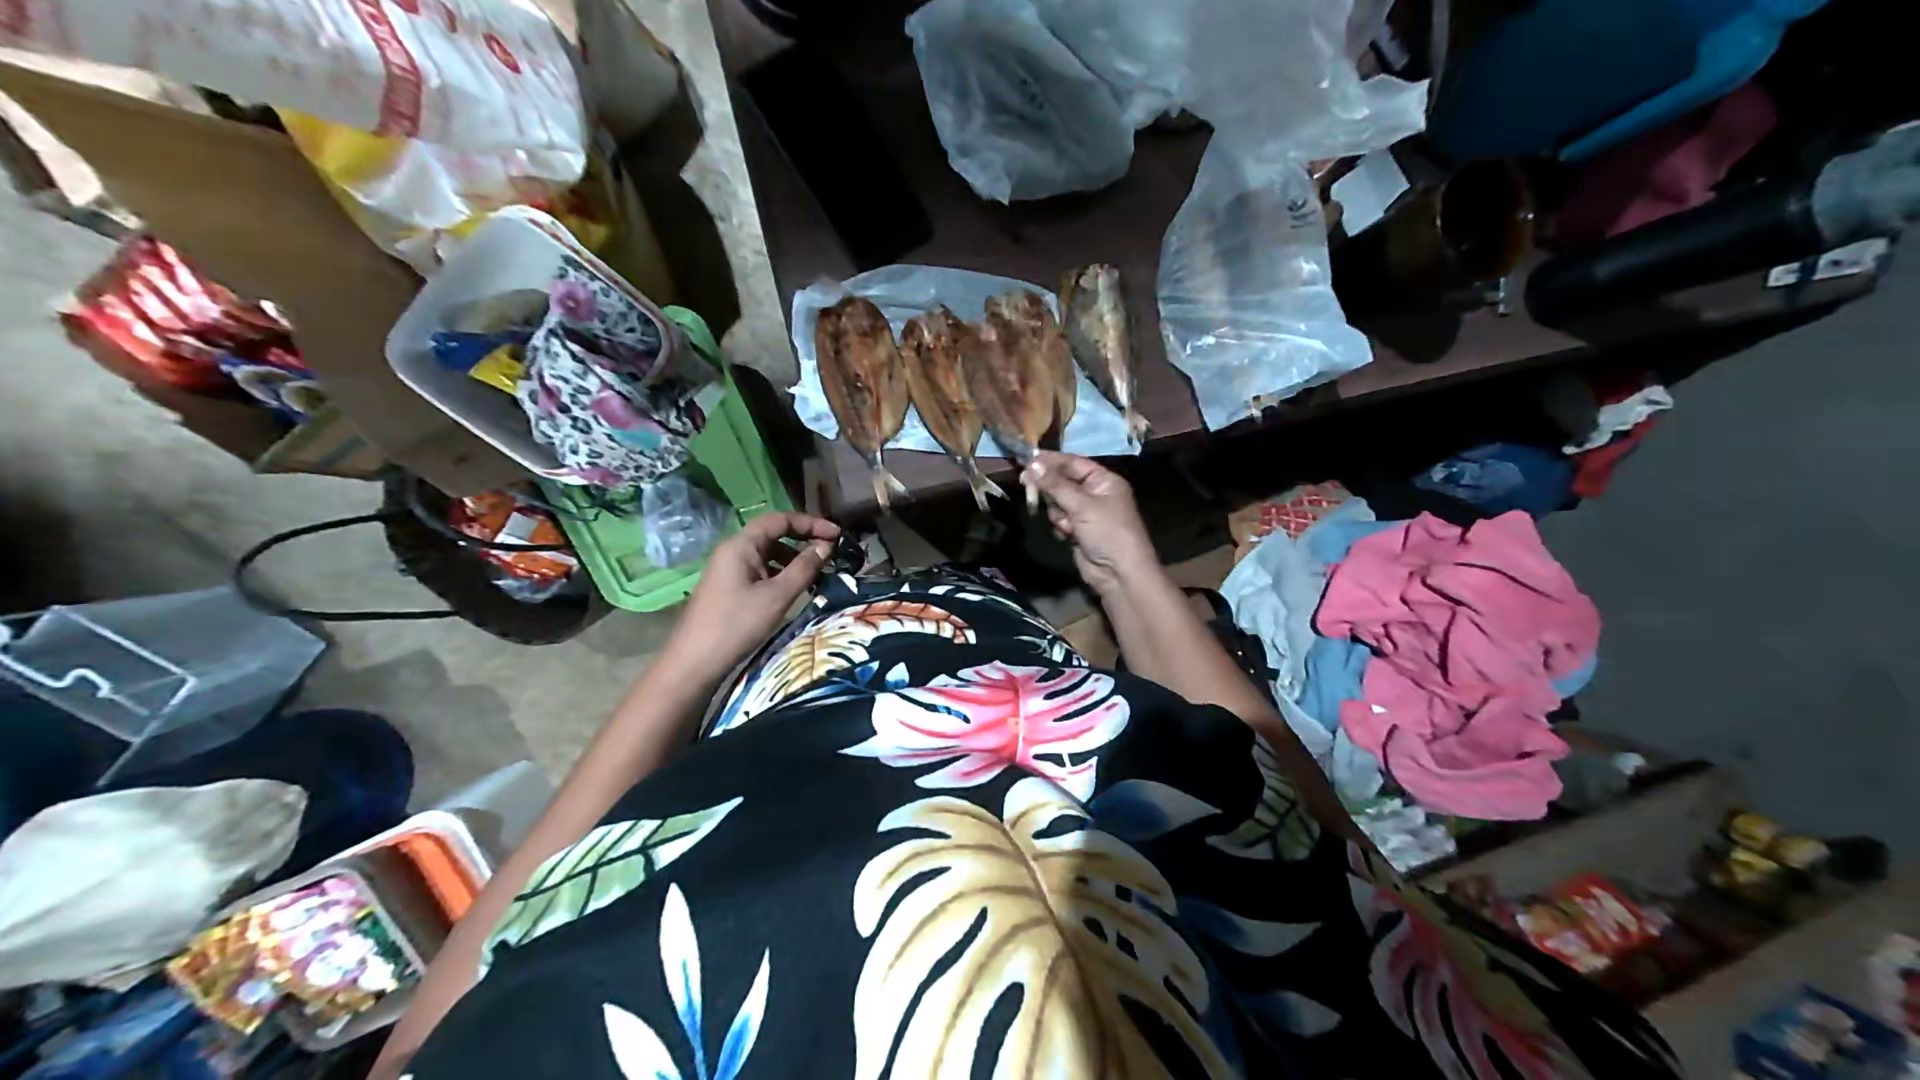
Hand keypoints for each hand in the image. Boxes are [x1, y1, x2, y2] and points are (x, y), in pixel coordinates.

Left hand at [665, 512, 840, 679]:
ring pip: (768, 553)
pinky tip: (796, 588)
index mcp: (741, 545)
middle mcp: (733, 550)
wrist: (696, 661)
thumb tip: (826, 547)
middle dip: (804, 539)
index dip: (810, 523)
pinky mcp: (730, 586)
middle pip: (773, 534)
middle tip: (831, 551)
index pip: (780, 519)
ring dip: (794, 558)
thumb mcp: (778, 596)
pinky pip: (761, 570)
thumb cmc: (738, 624)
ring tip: (819, 572)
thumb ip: (804, 568)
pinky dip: (781, 573)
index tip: (837, 534)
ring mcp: (729, 569)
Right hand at [1019, 451, 1159, 597]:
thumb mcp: (1082, 504)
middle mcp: (1095, 493)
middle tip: (1028, 485)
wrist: (1118, 573)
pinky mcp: (1077, 530)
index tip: (1027, 459)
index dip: (1051, 461)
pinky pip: (1059, 519)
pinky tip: (1068, 535)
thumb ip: (1055, 484)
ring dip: (1057, 512)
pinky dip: (1060, 526)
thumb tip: (1032, 465)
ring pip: (1057, 502)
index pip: (1073, 463)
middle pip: (1062, 482)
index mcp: (1103, 481)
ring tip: (1067, 524)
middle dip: (1050, 488)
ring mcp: (1085, 513)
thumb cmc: (1107, 532)